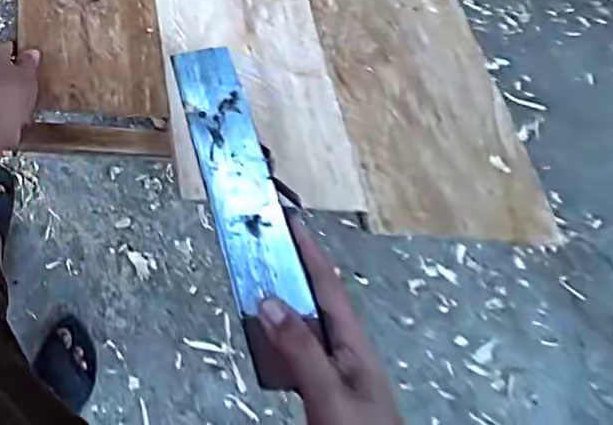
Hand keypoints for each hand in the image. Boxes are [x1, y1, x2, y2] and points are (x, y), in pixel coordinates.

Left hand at [0, 41, 38, 149]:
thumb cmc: (11, 94)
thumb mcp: (28, 75)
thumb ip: (30, 61)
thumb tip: (30, 52)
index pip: (10, 46)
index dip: (24, 53)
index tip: (35, 62)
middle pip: (2, 63)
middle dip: (15, 69)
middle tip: (32, 77)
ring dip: (10, 86)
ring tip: (27, 94)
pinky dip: (5, 100)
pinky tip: (17, 107)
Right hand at [257, 213, 402, 424]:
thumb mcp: (330, 395)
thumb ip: (300, 349)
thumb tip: (268, 299)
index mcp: (354, 343)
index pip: (327, 283)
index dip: (308, 248)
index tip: (288, 217)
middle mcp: (347, 352)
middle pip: (316, 300)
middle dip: (292, 269)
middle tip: (264, 245)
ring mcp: (338, 374)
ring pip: (306, 327)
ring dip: (284, 302)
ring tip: (259, 282)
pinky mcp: (327, 395)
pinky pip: (300, 353)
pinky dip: (281, 338)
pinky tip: (267, 339)